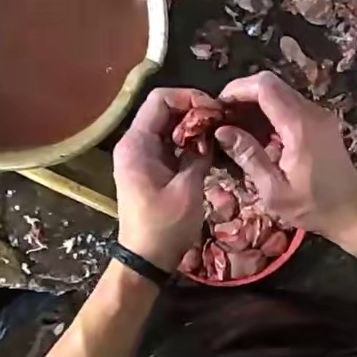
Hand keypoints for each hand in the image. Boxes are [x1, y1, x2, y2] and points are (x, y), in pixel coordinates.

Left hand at [113, 87, 216, 268]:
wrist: (146, 259)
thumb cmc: (164, 225)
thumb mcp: (188, 188)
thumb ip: (199, 155)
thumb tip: (211, 135)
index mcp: (136, 144)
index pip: (159, 100)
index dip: (188, 97)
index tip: (215, 109)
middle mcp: (134, 144)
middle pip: (163, 110)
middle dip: (193, 110)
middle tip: (222, 120)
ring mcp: (141, 156)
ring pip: (168, 127)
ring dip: (192, 126)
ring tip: (219, 132)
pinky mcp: (150, 169)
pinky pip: (169, 144)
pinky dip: (188, 142)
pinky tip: (208, 148)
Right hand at [215, 72, 356, 238]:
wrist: (352, 210)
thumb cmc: (313, 205)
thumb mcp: (274, 190)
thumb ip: (248, 156)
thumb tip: (222, 131)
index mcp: (300, 126)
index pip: (265, 87)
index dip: (238, 89)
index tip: (218, 106)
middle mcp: (312, 113)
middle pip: (273, 84)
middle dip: (244, 95)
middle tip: (223, 117)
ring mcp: (320, 115)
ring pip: (282, 93)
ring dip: (257, 103)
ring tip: (236, 126)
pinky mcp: (322, 122)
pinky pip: (292, 105)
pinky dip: (271, 111)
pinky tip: (258, 133)